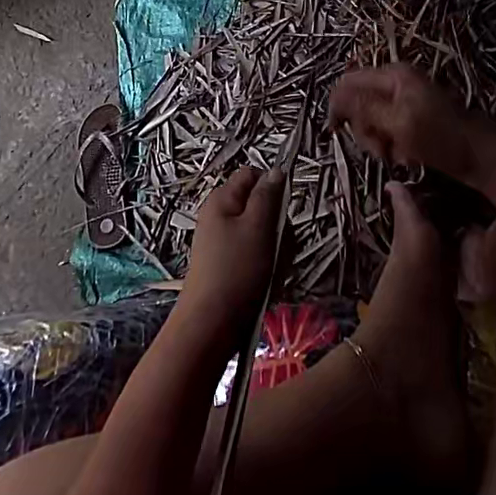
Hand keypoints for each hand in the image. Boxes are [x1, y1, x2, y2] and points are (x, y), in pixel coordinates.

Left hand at [180, 166, 283, 328]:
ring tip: (275, 266)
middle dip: (277, 222)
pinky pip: (254, 252)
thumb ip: (268, 196)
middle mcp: (219, 216)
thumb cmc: (236, 270)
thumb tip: (276, 171)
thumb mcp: (258, 227)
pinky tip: (268, 278)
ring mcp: (222, 240)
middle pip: (259, 204)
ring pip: (261, 231)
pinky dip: (266, 262)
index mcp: (222, 199)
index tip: (284, 209)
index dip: (271, 186)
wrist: (211, 323)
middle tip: (281, 243)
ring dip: (275, 246)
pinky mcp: (228, 263)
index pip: (251, 174)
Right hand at [329, 64, 492, 181]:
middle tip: (379, 149)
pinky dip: (390, 144)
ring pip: (370, 119)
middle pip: (357, 102)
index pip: (348, 82)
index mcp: (392, 75)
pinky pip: (386, 129)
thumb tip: (335, 96)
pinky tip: (404, 155)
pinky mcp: (410, 117)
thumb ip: (364, 107)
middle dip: (363, 129)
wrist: (479, 158)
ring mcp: (404, 100)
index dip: (337, 105)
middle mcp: (396, 82)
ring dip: (376, 140)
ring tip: (394, 154)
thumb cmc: (441, 138)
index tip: (335, 132)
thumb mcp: (397, 121)